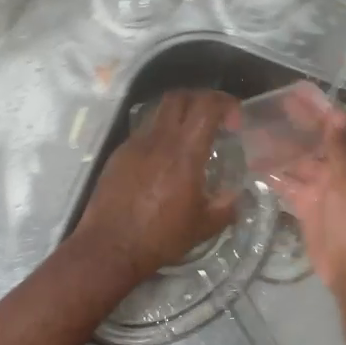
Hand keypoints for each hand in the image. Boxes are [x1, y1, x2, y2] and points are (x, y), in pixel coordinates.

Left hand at [73, 90, 239, 279]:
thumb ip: (226, 206)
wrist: (109, 248)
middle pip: (179, 97)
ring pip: (158, 112)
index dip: (225, 103)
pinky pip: (143, 133)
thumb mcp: (203, 227)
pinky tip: (163, 160)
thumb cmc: (159, 238)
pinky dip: (159, 135)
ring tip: (189, 139)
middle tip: (213, 120)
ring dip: (179, 116)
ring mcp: (134, 145)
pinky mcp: (118, 156)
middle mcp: (158, 141)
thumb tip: (236, 195)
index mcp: (183, 154)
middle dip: (201, 100)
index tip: (235, 121)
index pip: (206, 106)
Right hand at [265, 94, 345, 293]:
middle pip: (320, 145)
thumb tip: (335, 114)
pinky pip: (291, 187)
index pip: (343, 130)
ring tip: (257, 134)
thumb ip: (341, 148)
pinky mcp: (309, 209)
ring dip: (282, 152)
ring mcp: (326, 192)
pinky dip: (276, 177)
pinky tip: (255, 164)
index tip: (301, 95)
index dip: (324, 112)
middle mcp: (345, 174)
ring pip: (301, 165)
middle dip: (298, 129)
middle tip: (271, 109)